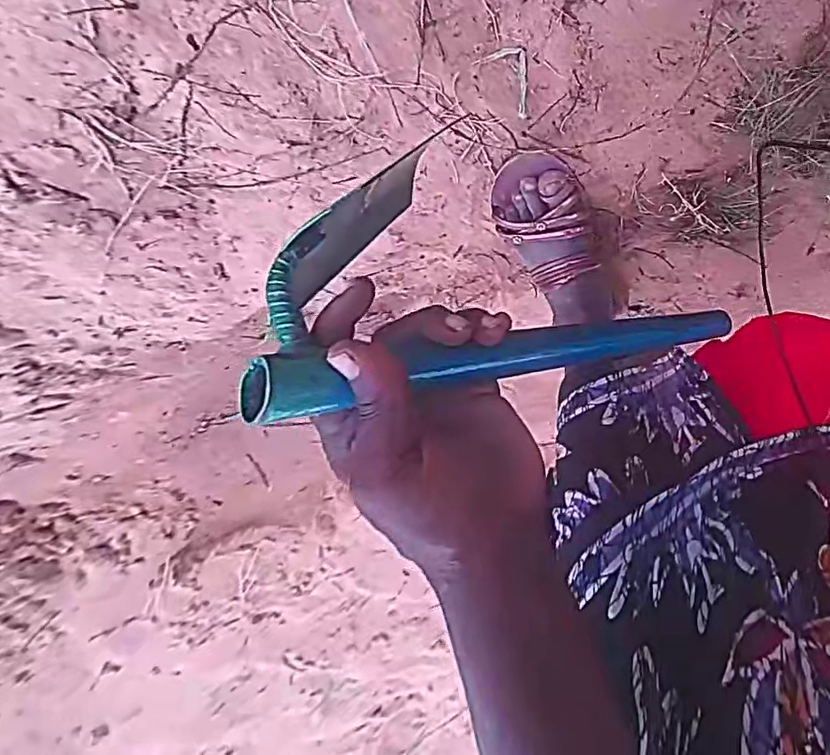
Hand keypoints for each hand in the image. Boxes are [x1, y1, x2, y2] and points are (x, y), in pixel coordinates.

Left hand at [310, 278, 547, 576]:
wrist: (503, 538)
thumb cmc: (434, 518)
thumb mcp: (390, 471)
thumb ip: (374, 408)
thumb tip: (347, 348)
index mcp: (353, 418)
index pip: (327, 359)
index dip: (336, 319)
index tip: (364, 291)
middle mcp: (389, 396)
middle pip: (393, 335)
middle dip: (422, 324)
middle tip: (455, 332)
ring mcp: (436, 389)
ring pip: (435, 333)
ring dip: (458, 322)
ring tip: (484, 332)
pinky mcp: (475, 385)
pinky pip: (475, 342)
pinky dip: (487, 329)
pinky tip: (500, 332)